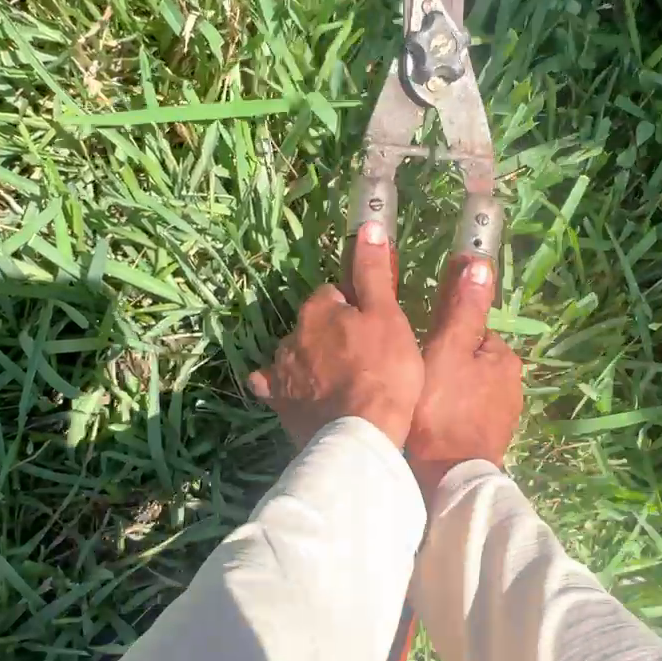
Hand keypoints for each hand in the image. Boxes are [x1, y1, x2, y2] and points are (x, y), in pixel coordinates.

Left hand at [249, 221, 421, 447]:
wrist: (360, 433)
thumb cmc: (383, 371)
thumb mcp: (388, 316)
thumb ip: (373, 273)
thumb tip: (369, 227)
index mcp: (318, 309)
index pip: (333, 294)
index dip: (354, 308)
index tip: (373, 326)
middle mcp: (290, 335)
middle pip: (312, 326)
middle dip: (331, 334)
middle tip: (362, 356)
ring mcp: (280, 371)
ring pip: (295, 355)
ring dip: (312, 360)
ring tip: (340, 381)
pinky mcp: (278, 404)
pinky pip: (273, 387)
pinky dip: (283, 387)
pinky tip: (296, 394)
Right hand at [405, 255, 522, 501]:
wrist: (449, 478)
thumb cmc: (442, 408)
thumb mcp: (448, 349)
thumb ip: (462, 309)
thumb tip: (480, 263)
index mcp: (503, 359)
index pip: (471, 332)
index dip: (443, 336)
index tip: (419, 349)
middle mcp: (512, 386)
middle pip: (469, 362)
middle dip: (445, 367)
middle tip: (415, 379)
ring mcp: (503, 417)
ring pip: (468, 391)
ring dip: (446, 394)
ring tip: (418, 405)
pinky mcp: (490, 443)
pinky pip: (466, 418)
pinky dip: (450, 418)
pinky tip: (429, 427)